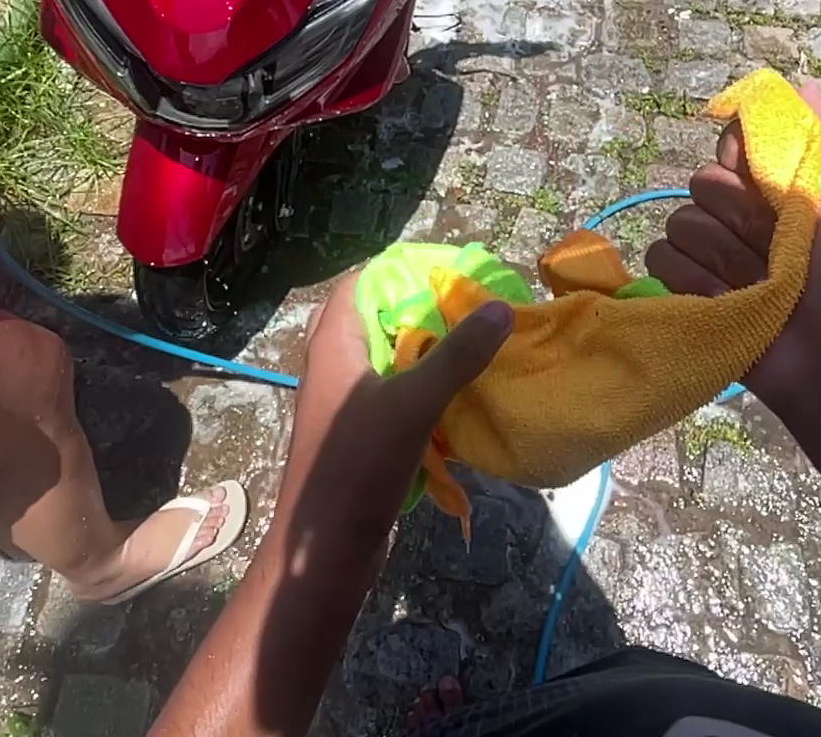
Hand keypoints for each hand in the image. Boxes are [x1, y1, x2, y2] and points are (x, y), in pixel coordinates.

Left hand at [289, 273, 511, 533]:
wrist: (322, 551)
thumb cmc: (359, 467)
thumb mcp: (413, 403)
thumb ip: (457, 355)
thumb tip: (499, 307)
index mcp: (334, 344)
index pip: (360, 283)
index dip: (399, 270)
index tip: (447, 272)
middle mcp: (332, 364)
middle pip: (374, 316)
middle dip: (417, 308)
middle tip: (461, 307)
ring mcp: (343, 400)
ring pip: (384, 355)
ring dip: (421, 347)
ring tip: (467, 342)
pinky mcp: (356, 431)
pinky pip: (389, 389)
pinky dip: (418, 382)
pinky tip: (453, 391)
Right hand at [644, 80, 820, 406]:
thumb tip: (798, 86)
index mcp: (776, 186)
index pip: (729, 144)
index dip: (744, 159)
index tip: (770, 180)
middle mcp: (737, 215)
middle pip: (701, 183)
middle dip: (740, 214)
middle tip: (779, 245)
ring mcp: (707, 254)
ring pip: (680, 223)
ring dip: (722, 254)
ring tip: (759, 284)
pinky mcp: (682, 290)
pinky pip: (661, 261)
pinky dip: (694, 281)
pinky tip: (729, 303)